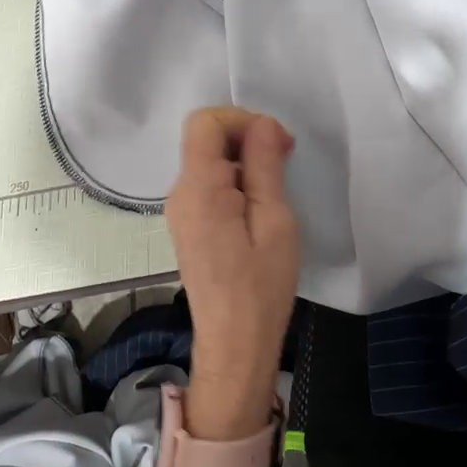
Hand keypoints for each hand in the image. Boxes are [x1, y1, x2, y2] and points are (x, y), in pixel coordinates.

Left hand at [165, 108, 300, 439]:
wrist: (235, 345)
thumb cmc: (261, 285)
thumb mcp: (274, 220)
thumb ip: (264, 165)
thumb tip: (261, 123)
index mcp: (198, 189)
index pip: (205, 122)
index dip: (242, 120)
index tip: (277, 143)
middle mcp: (180, 194)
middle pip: (206, 138)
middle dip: (247, 137)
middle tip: (286, 159)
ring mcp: (181, 212)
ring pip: (209, 160)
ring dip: (244, 159)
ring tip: (277, 186)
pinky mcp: (189, 227)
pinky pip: (209, 184)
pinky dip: (236, 180)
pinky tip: (260, 205)